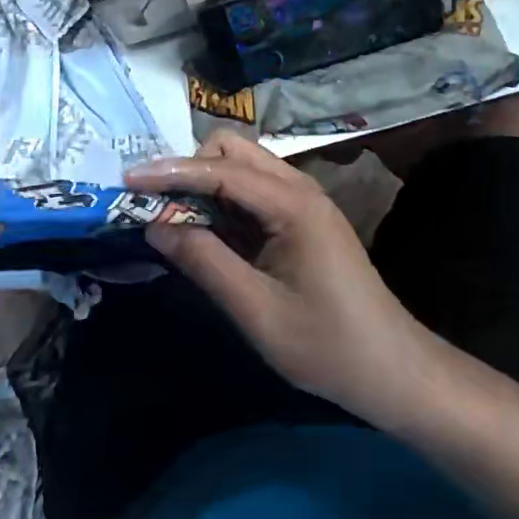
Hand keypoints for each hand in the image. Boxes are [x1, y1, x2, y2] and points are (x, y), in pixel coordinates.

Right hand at [126, 131, 431, 418]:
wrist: (391, 367)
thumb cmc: (327, 345)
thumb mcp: (257, 311)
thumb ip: (204, 262)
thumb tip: (155, 224)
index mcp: (292, 204)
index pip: (219, 170)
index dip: (171, 172)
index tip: (127, 180)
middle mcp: (298, 187)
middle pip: (232, 151)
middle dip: (189, 169)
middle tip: (155, 206)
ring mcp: (303, 200)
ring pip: (242, 167)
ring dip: (205, 183)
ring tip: (172, 217)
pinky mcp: (302, 217)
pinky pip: (253, 191)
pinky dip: (223, 200)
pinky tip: (206, 230)